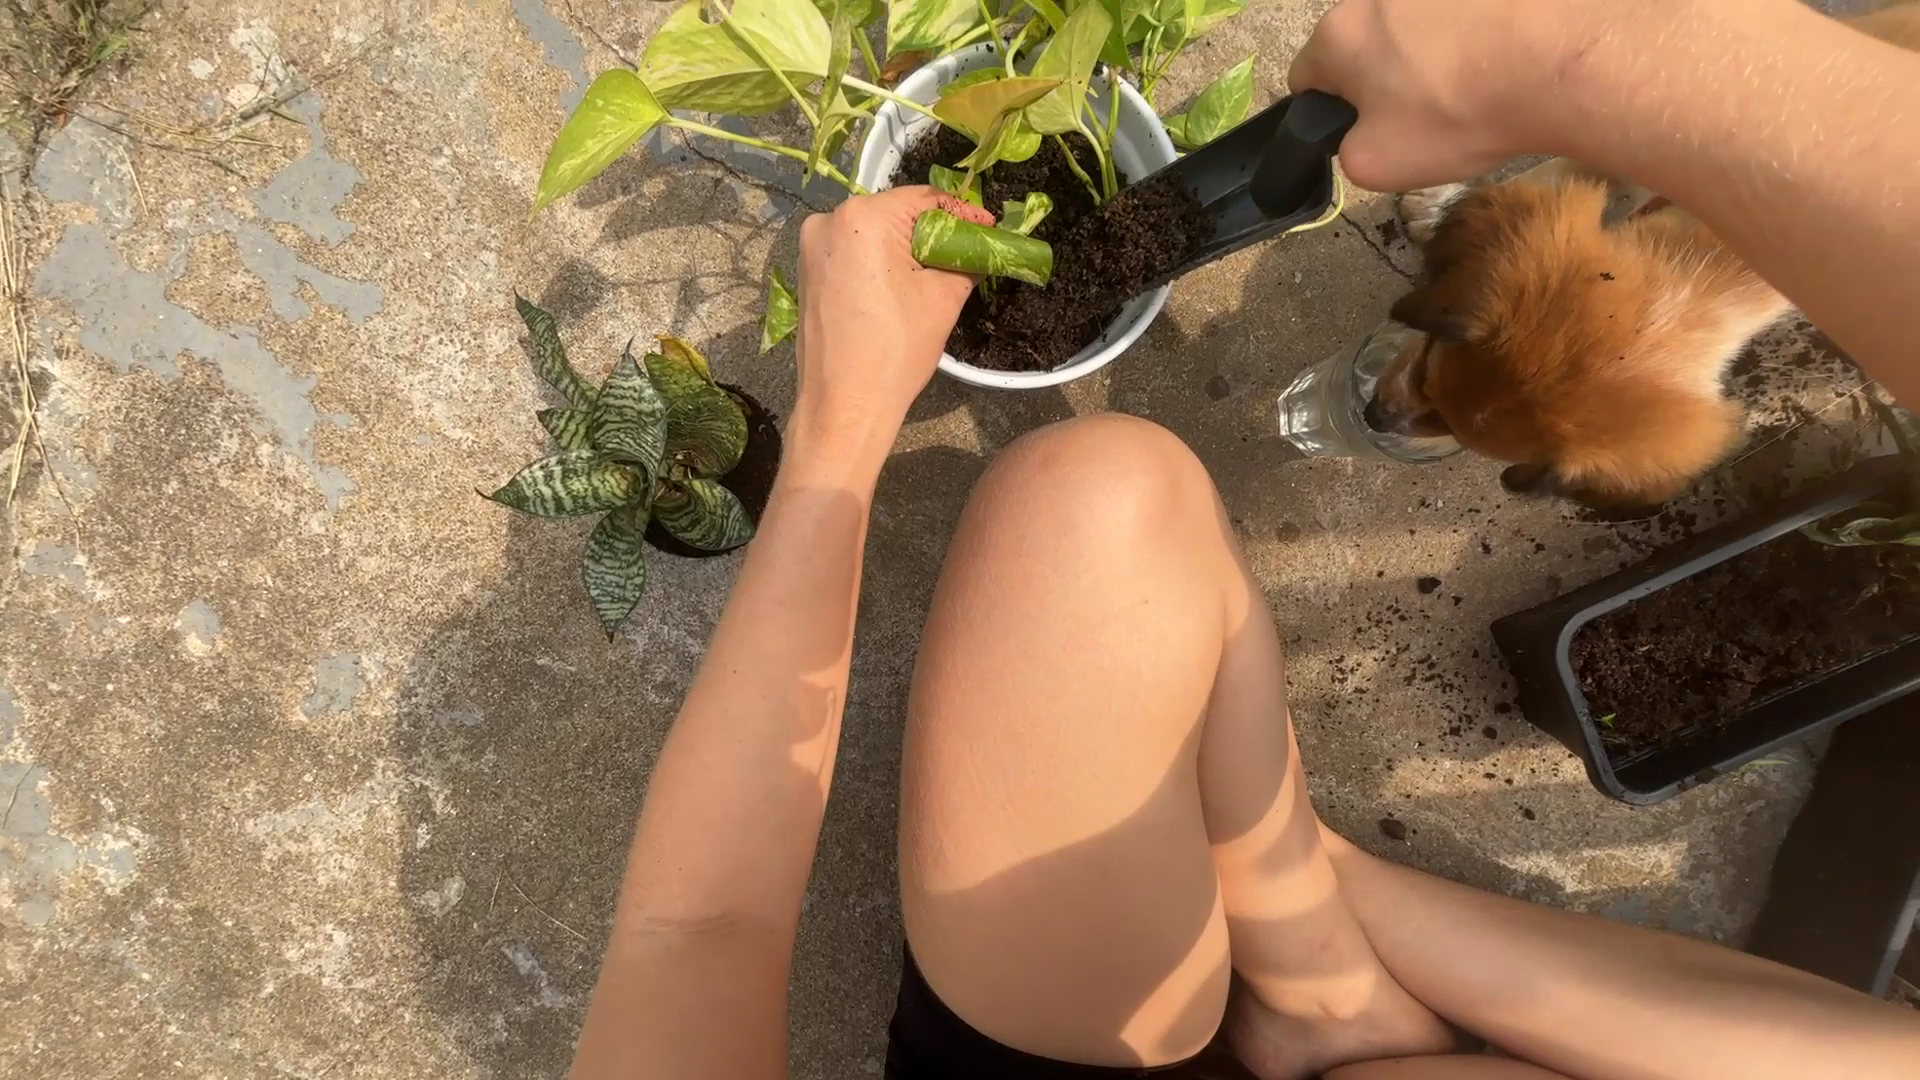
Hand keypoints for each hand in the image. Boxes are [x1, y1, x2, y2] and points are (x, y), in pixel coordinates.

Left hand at [792, 186, 993, 456]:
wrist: (843, 408)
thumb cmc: (894, 353)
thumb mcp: (943, 300)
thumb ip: (966, 262)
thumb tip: (981, 250)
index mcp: (862, 218)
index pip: (923, 199)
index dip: (961, 213)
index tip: (988, 227)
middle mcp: (827, 222)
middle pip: (895, 216)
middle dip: (932, 234)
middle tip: (966, 255)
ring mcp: (810, 250)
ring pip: (872, 238)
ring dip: (904, 252)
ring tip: (935, 276)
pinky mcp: (806, 277)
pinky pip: (852, 258)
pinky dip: (879, 268)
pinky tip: (899, 292)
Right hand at [1288, 0, 1661, 191]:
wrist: (1573, 60)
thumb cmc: (1458, 115)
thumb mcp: (1371, 166)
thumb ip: (1343, 147)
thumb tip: (1358, 128)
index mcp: (1339, 33)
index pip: (1305, 75)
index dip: (1327, 109)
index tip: (1362, 126)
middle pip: (1360, 38)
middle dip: (1376, 70)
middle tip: (1415, 108)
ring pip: (1412, 18)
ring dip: (1424, 45)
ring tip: (1467, 77)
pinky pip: (1462, 6)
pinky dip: (1471, 24)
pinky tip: (1499, 51)